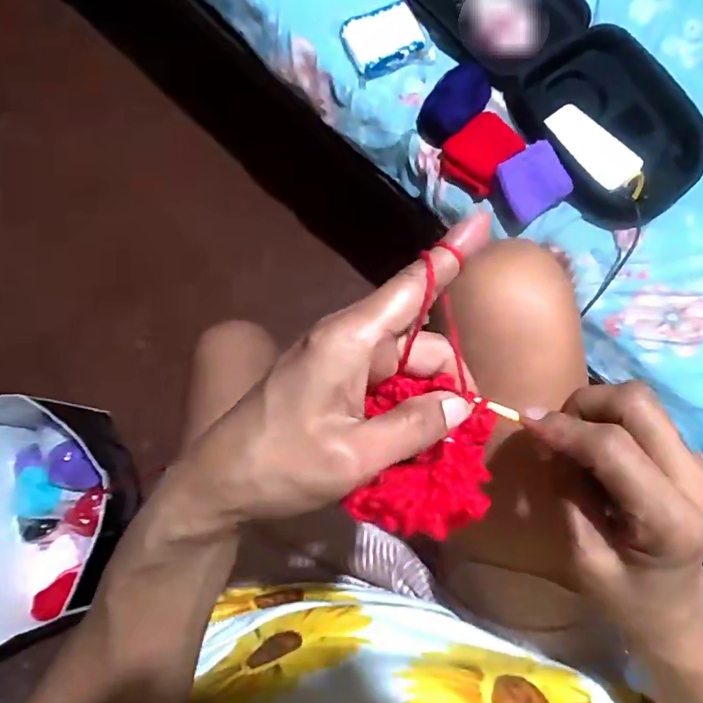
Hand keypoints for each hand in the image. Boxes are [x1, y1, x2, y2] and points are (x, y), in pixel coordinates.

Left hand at [161, 214, 493, 541]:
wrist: (219, 484)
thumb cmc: (281, 465)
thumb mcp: (354, 456)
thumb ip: (414, 426)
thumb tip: (461, 403)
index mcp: (349, 340)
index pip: (411, 286)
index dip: (451, 253)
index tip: (483, 218)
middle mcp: (346, 339)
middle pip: (419, 340)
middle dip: (449, 376)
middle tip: (465, 427)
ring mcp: (338, 360)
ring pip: (405, 364)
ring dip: (428, 396)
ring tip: (438, 442)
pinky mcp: (332, 381)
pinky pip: (384, 382)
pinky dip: (405, 404)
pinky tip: (414, 438)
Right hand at [523, 382, 702, 648]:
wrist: (676, 605)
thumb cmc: (625, 594)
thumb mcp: (583, 557)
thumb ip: (569, 494)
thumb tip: (550, 438)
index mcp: (668, 519)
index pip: (615, 447)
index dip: (566, 428)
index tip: (527, 421)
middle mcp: (694, 481)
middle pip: (638, 402)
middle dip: (585, 403)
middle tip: (556, 430)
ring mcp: (699, 463)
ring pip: (642, 401)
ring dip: (598, 408)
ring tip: (573, 439)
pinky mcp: (692, 455)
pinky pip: (646, 416)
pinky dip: (611, 419)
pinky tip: (597, 451)